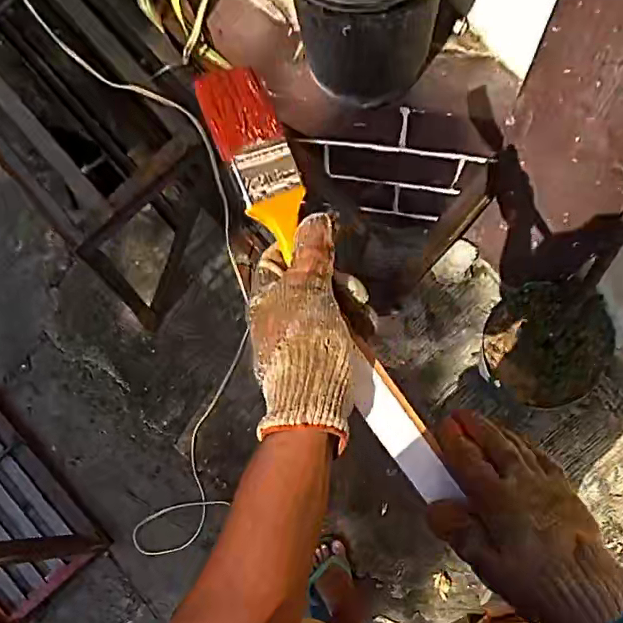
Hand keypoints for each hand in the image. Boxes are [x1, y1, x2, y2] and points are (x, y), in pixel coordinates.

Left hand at [247, 213, 356, 450]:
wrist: (313, 403)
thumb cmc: (305, 347)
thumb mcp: (310, 288)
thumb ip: (311, 252)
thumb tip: (312, 219)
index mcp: (264, 298)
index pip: (276, 258)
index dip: (299, 246)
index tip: (323, 244)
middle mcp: (274, 318)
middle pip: (308, 283)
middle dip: (335, 283)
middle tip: (349, 291)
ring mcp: (293, 340)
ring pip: (326, 308)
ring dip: (348, 308)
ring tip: (359, 320)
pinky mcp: (313, 358)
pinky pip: (334, 333)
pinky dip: (349, 331)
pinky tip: (358, 337)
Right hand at [426, 410, 622, 622]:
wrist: (590, 590)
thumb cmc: (535, 581)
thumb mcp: (487, 564)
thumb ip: (460, 532)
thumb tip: (436, 508)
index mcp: (498, 500)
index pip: (469, 462)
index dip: (453, 442)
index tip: (442, 427)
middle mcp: (523, 484)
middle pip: (495, 445)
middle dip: (475, 427)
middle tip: (460, 414)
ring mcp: (548, 485)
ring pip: (519, 448)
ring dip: (499, 433)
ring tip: (485, 425)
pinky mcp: (567, 492)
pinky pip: (542, 459)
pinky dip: (527, 447)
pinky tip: (523, 448)